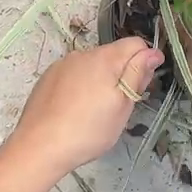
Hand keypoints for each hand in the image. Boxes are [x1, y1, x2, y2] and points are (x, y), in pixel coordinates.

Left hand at [1, 37, 163, 178]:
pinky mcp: (48, 77)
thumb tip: (152, 53)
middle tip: (118, 106)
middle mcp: (83, 54)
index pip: (136, 44)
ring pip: (93, 65)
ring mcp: (63, 64)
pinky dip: (81, 86)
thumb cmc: (88, 130)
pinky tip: (74, 110)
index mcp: (105, 58)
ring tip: (93, 111)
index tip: (141, 87)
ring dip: (101, 80)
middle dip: (122, 73)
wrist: (38, 146)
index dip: (145, 62)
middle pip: (114, 54)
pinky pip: (74, 74)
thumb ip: (137, 74)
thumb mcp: (122, 105)